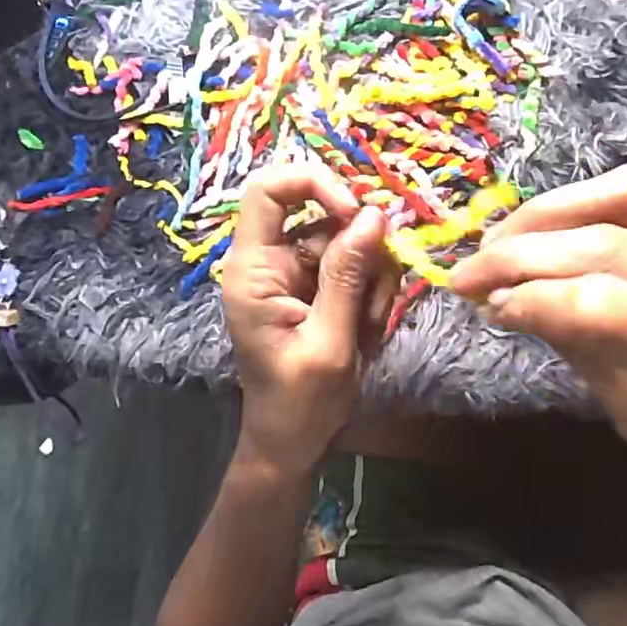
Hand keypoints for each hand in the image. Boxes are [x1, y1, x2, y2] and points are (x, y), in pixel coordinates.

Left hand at [220, 165, 398, 474]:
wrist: (291, 442)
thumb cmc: (299, 403)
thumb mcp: (329, 343)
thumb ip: (348, 277)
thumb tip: (373, 214)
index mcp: (253, 269)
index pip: (268, 189)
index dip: (313, 183)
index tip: (355, 212)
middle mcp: (271, 259)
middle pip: (322, 213)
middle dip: (361, 250)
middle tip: (372, 300)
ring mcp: (296, 270)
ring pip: (348, 239)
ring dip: (371, 279)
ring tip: (366, 329)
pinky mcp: (317, 284)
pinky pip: (356, 263)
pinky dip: (372, 291)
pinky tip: (367, 330)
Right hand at [450, 165, 626, 524]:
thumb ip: (582, 348)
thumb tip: (502, 296)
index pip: (623, 309)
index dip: (538, 296)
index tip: (478, 300)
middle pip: (623, 245)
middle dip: (529, 253)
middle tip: (468, 270)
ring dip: (553, 213)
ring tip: (500, 239)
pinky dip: (593, 204)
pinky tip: (550, 225)